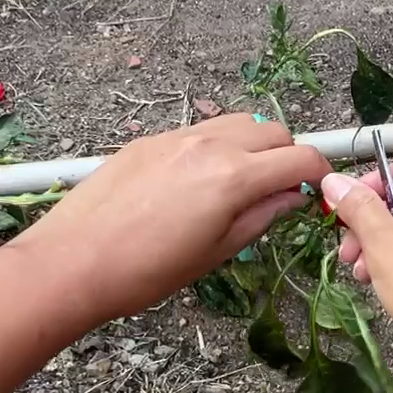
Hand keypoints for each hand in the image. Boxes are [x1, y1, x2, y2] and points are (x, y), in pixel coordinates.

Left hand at [9, 116, 329, 326]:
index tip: (319, 190)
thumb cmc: (147, 270)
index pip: (301, 158)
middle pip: (275, 131)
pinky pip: (202, 130)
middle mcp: (212, 145)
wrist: (71, 262)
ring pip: (240, 122)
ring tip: (242, 180)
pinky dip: (219, 145)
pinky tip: (199, 180)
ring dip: (256, 145)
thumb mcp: (218, 251)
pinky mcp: (151, 139)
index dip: (320, 173)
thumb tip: (293, 197)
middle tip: (279, 189)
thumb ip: (263, 216)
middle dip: (289, 156)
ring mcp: (179, 136)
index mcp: (234, 177)